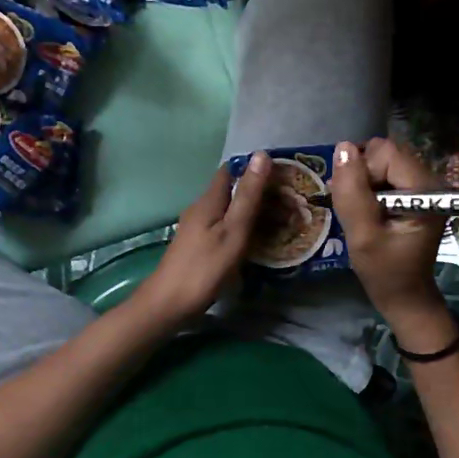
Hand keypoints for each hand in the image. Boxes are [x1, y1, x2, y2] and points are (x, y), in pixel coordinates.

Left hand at [130, 152, 271, 326]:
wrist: (169, 303)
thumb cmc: (204, 267)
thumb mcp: (233, 230)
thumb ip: (248, 195)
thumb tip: (260, 154)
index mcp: (209, 200)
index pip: (230, 170)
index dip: (254, 168)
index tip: (282, 175)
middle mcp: (200, 208)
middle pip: (230, 191)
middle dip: (257, 193)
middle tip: (289, 203)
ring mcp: (196, 228)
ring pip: (228, 211)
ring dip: (251, 212)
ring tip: (280, 221)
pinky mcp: (197, 245)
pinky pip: (223, 227)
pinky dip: (241, 229)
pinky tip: (256, 241)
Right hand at [328, 139, 455, 351]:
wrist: (404, 296)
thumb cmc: (384, 271)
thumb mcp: (362, 235)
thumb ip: (352, 192)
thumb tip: (342, 148)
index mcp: (424, 189)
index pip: (384, 151)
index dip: (362, 171)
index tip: (356, 202)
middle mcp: (429, 179)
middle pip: (385, 153)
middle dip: (362, 175)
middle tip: (355, 209)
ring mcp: (423, 186)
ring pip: (383, 162)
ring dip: (364, 183)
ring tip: (360, 213)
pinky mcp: (415, 193)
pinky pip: (386, 175)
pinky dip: (370, 189)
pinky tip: (367, 212)